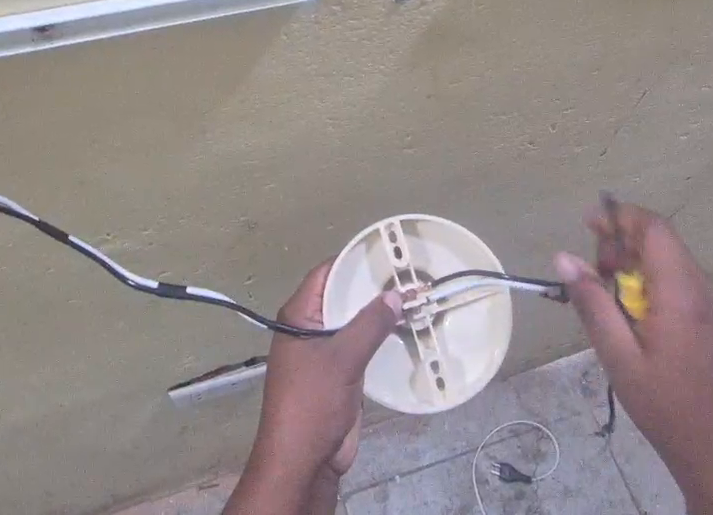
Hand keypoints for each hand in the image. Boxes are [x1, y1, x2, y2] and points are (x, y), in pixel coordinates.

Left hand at [226, 262, 402, 513]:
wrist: (303, 461)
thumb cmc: (312, 401)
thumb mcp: (343, 358)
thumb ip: (370, 324)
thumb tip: (395, 294)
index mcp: (299, 315)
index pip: (326, 273)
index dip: (353, 260)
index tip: (385, 251)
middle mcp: (309, 328)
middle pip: (342, 296)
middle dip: (372, 287)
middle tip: (408, 274)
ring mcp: (323, 352)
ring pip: (353, 322)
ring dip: (378, 314)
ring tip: (413, 298)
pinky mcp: (338, 374)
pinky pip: (360, 346)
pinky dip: (379, 338)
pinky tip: (404, 332)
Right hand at [554, 202, 712, 514]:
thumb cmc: (664, 404)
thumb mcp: (617, 356)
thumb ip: (592, 302)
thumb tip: (564, 257)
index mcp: (682, 293)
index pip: (654, 229)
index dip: (620, 216)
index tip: (588, 223)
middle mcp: (704, 289)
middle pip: (661, 241)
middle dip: (623, 243)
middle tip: (593, 271)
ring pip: (670, 260)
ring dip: (636, 262)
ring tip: (609, 293)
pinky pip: (680, 281)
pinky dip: (652, 280)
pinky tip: (634, 312)